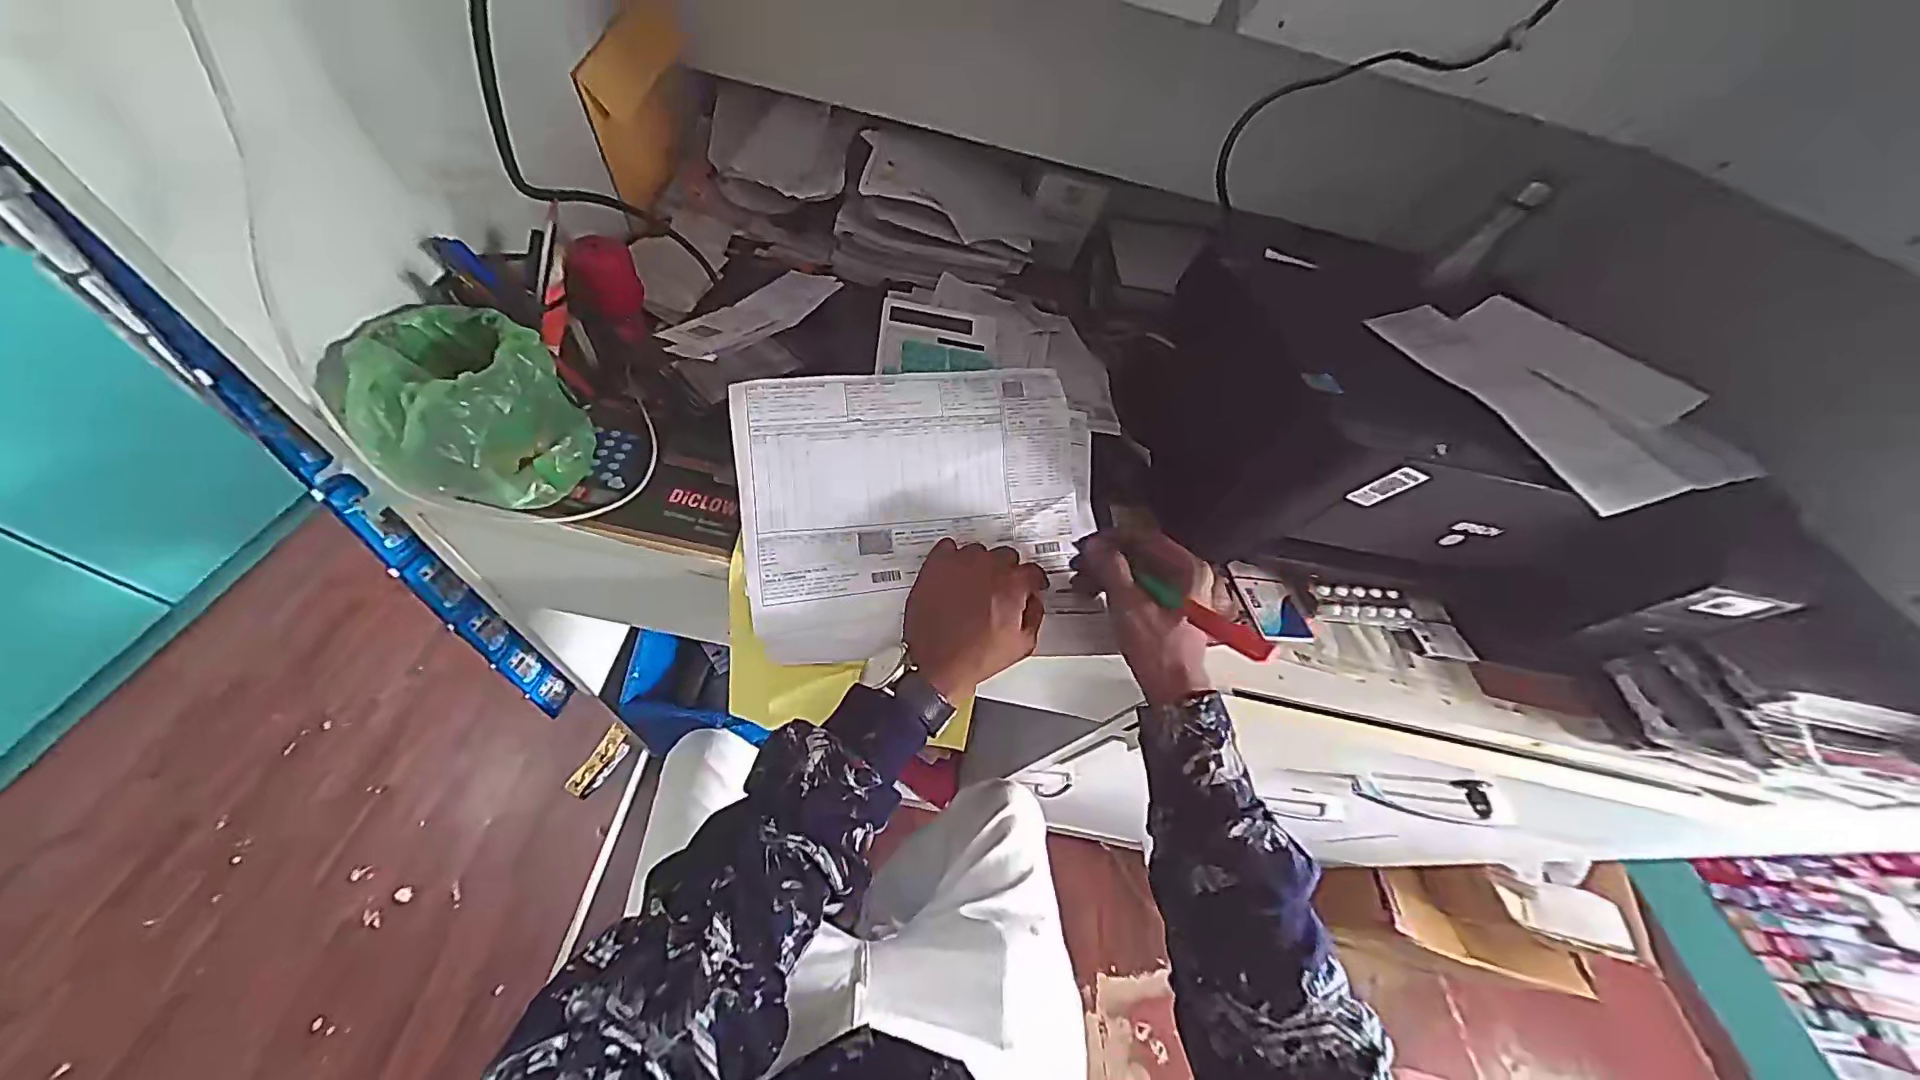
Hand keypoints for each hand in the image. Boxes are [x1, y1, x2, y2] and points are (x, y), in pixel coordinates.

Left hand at [904, 539, 1048, 699]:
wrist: (935, 662)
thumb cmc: (972, 656)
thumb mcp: (1022, 644)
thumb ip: (1035, 614)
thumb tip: (1034, 603)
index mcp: (1012, 584)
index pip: (1032, 570)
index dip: (1033, 581)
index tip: (1030, 584)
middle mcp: (987, 567)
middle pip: (1006, 556)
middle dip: (1006, 572)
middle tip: (999, 590)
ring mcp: (960, 563)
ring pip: (978, 551)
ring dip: (980, 565)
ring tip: (973, 586)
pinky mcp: (936, 565)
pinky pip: (948, 548)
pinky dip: (952, 558)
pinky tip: (953, 573)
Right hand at [1071, 529, 1213, 705]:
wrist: (1173, 689)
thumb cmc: (1163, 655)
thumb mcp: (1129, 606)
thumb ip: (1111, 570)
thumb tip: (1098, 548)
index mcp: (1190, 572)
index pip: (1148, 537)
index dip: (1114, 537)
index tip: (1093, 541)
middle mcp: (1193, 579)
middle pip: (1145, 553)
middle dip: (1111, 556)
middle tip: (1087, 560)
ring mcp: (1185, 594)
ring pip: (1144, 569)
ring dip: (1114, 571)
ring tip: (1090, 577)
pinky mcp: (1174, 607)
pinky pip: (1146, 585)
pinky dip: (1123, 585)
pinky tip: (1104, 591)